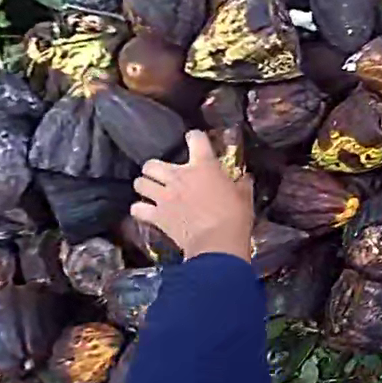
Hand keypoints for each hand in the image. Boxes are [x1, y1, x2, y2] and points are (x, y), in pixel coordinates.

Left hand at [130, 131, 254, 263]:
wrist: (218, 244)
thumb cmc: (235, 217)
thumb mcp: (244, 197)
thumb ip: (242, 184)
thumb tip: (245, 178)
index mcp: (204, 166)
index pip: (195, 138)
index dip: (195, 138)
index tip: (197, 143)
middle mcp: (178, 177)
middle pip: (152, 163)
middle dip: (156, 168)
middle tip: (165, 176)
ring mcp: (164, 196)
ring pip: (139, 182)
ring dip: (146, 186)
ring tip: (153, 192)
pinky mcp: (156, 216)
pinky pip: (137, 208)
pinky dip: (140, 209)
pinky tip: (147, 212)